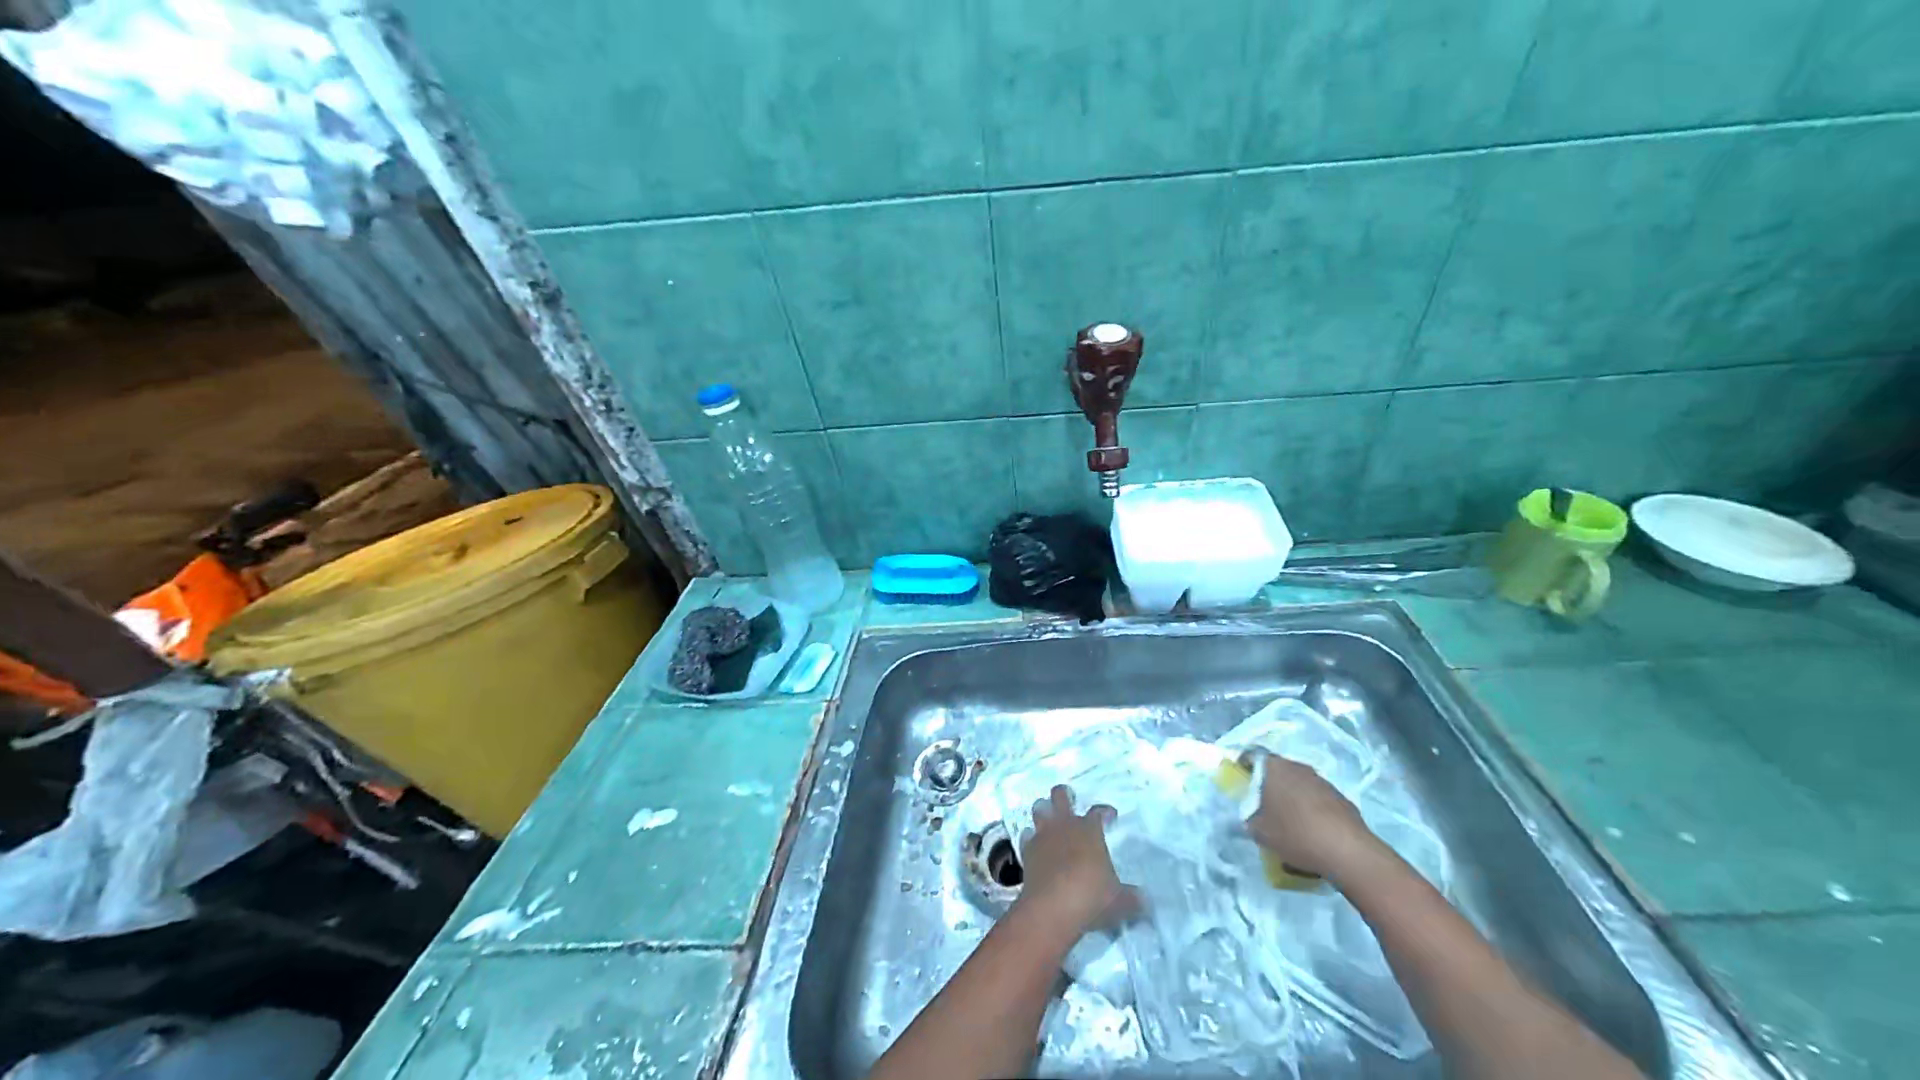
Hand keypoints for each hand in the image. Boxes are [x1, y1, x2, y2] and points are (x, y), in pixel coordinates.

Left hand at [1017, 785, 1139, 935]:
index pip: (1098, 812)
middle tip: (1068, 798)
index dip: (1105, 811)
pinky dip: (1030, 837)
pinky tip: (1033, 843)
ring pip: (1039, 809)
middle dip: (1064, 794)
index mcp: (1089, 830)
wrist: (1052, 907)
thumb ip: (1133, 898)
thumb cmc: (1091, 897)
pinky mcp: (1026, 851)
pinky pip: (1026, 836)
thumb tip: (1146, 901)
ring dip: (1043, 810)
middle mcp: (1064, 826)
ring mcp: (1043, 836)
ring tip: (1048, 817)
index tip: (1110, 815)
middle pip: (1060, 796)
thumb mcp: (1121, 901)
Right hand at [1242, 751, 1380, 878]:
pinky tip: (1312, 831)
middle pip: (1278, 772)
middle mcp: (1299, 767)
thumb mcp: (1260, 832)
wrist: (1348, 851)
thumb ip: (1250, 820)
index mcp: (1275, 767)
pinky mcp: (1342, 798)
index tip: (1242, 785)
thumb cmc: (1296, 834)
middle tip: (1264, 807)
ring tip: (1290, 823)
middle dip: (1271, 786)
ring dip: (1293, 798)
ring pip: (1300, 785)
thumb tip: (1251, 818)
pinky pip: (1319, 799)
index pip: (1253, 757)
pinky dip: (1312, 810)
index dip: (1245, 769)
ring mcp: (1323, 781)